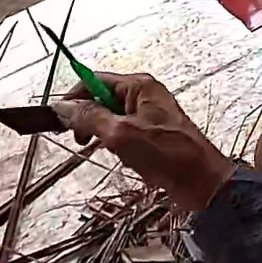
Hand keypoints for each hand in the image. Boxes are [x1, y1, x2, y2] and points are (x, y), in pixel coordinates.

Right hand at [53, 72, 232, 212]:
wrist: (202, 182)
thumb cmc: (166, 154)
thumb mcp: (120, 135)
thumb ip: (89, 118)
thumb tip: (63, 107)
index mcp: (138, 86)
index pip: (94, 80)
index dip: (74, 97)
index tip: (59, 120)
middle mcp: (144, 94)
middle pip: (102, 98)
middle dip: (89, 120)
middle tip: (83, 141)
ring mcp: (149, 113)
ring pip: (111, 118)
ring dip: (105, 136)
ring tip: (114, 152)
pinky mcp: (153, 133)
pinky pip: (124, 133)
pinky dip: (119, 145)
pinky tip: (128, 159)